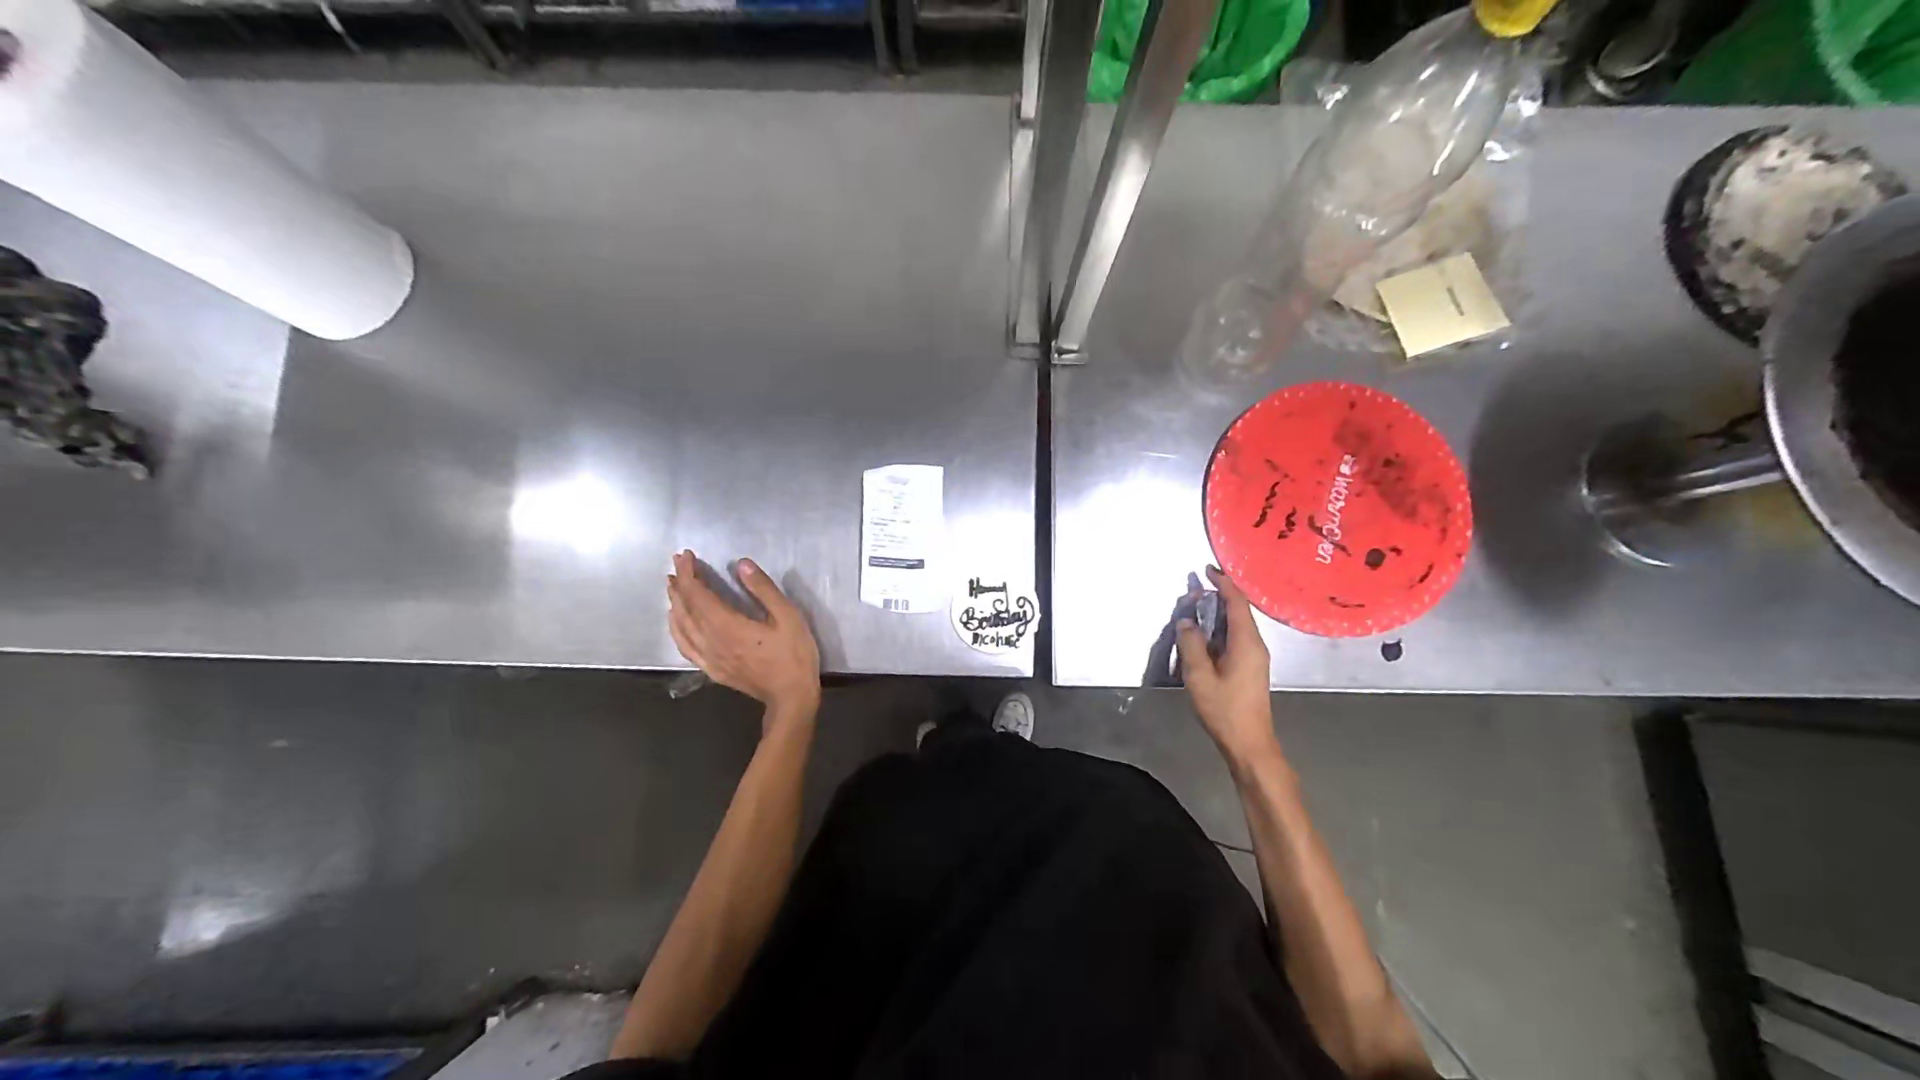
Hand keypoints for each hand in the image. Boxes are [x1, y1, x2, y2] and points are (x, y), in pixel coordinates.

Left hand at [667, 551, 820, 726]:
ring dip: (675, 604)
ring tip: (673, 586)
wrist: (791, 697)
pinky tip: (677, 622)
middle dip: (679, 584)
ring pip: (681, 627)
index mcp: (727, 625)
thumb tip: (742, 564)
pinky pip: (685, 647)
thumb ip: (763, 589)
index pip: (697, 594)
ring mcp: (709, 657)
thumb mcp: (788, 616)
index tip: (685, 555)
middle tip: (676, 564)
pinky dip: (676, 630)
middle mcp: (711, 641)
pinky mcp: (712, 669)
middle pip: (686, 608)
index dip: (688, 573)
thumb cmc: (793, 655)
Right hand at [1176, 566, 1280, 766]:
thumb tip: (1186, 622)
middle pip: (1239, 610)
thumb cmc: (1225, 709)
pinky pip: (1236, 638)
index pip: (1237, 602)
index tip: (1207, 569)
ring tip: (1195, 610)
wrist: (1250, 743)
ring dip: (1217, 614)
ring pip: (1237, 625)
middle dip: (1218, 596)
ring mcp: (1255, 657)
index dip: (1223, 582)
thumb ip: (1191, 644)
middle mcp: (1255, 644)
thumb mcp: (1199, 676)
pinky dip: (1220, 629)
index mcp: (1246, 642)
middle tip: (1193, 591)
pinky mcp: (1250, 668)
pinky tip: (1204, 635)